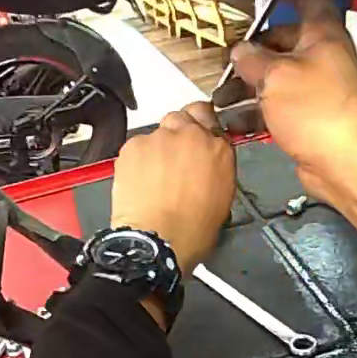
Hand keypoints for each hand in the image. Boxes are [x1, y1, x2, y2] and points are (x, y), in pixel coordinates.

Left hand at [109, 101, 234, 272]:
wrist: (158, 240)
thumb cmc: (191, 230)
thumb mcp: (222, 198)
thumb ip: (217, 168)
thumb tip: (208, 164)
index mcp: (219, 149)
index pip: (211, 122)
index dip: (201, 131)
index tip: (195, 142)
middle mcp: (192, 136)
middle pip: (184, 118)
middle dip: (179, 133)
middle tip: (173, 158)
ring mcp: (161, 138)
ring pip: (158, 132)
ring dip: (157, 148)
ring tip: (153, 177)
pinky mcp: (134, 145)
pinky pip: (136, 145)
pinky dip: (137, 159)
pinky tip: (139, 181)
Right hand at [228, 0, 356, 207]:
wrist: (345, 161)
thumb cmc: (317, 109)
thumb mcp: (276, 76)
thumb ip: (253, 59)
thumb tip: (240, 51)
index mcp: (322, 34)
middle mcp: (321, 58)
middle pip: (284, 42)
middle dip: (252, 49)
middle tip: (224, 56)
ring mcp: (315, 90)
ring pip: (276, 78)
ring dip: (248, 85)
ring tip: (220, 92)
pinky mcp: (307, 119)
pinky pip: (276, 108)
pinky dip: (254, 111)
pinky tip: (232, 119)